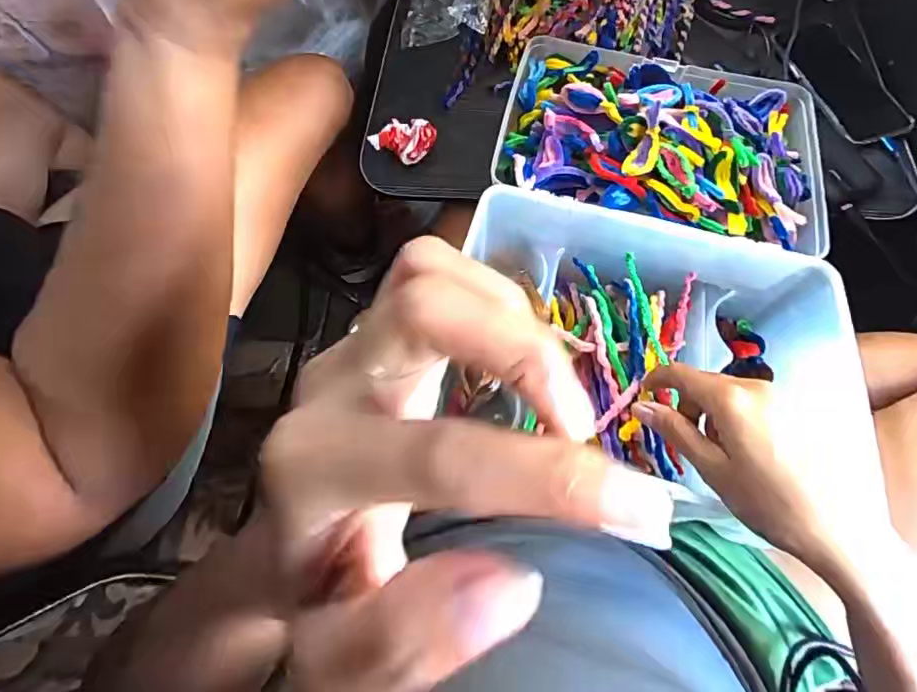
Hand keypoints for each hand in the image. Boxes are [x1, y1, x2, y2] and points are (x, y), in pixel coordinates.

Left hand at [258, 237, 672, 689]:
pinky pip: (428, 267)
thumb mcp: (338, 651)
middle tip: (583, 422)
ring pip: (427, 273)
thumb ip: (406, 636)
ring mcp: (351, 342)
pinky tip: (515, 345)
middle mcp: (329, 385)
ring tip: (550, 384)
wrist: (276, 541)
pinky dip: (487, 292)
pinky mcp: (372, 322)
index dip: (550, 479)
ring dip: (508, 316)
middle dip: (525, 353)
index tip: (640, 510)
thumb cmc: (315, 593)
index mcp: (314, 471)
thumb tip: (518, 583)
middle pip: (423, 309)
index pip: (442, 455)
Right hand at [637, 365, 896, 587]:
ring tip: (722, 455)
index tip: (643, 395)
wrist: (837, 529)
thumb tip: (641, 405)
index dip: (656, 379)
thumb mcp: (712, 469)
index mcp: (730, 397)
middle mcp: (754, 384)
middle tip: (686, 443)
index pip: (680, 372)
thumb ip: (675, 430)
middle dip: (687, 405)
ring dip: (713, 414)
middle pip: (705, 383)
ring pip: (728, 393)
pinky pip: (751, 401)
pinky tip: (748, 453)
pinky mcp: (794, 406)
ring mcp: (778, 393)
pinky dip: (736, 417)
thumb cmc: (767, 502)